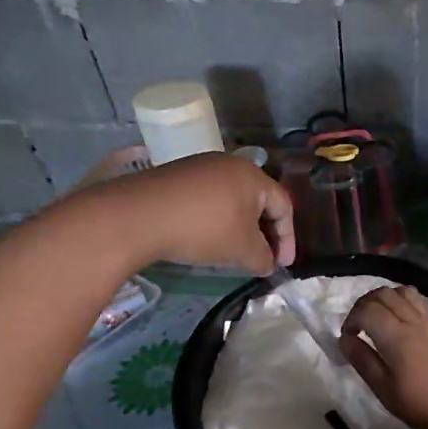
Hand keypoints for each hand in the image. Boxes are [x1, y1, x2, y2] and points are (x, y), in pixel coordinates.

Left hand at [78, 152, 294, 272]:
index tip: (280, 264)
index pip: (284, 206)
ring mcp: (200, 167)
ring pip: (232, 200)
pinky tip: (205, 238)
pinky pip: (208, 199)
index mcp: (253, 176)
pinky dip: (216, 220)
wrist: (140, 216)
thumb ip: (263, 258)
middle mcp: (229, 164)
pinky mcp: (177, 176)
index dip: (288, 238)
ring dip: (240, 227)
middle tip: (261, 259)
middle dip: (264, 233)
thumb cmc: (203, 229)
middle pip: (259, 200)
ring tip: (234, 252)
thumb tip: (267, 263)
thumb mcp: (242, 250)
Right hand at [340, 286, 427, 428]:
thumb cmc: (414, 403)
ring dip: (382, 298)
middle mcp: (412, 323)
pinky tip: (396, 315)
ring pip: (401, 291)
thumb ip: (362, 359)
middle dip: (363, 305)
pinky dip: (401, 299)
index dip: (351, 319)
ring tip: (375, 317)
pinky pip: (418, 299)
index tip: (347, 337)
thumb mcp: (381, 387)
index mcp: (397, 338)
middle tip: (356, 326)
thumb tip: (343, 339)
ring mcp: (427, 322)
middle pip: (382, 295)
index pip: (367, 311)